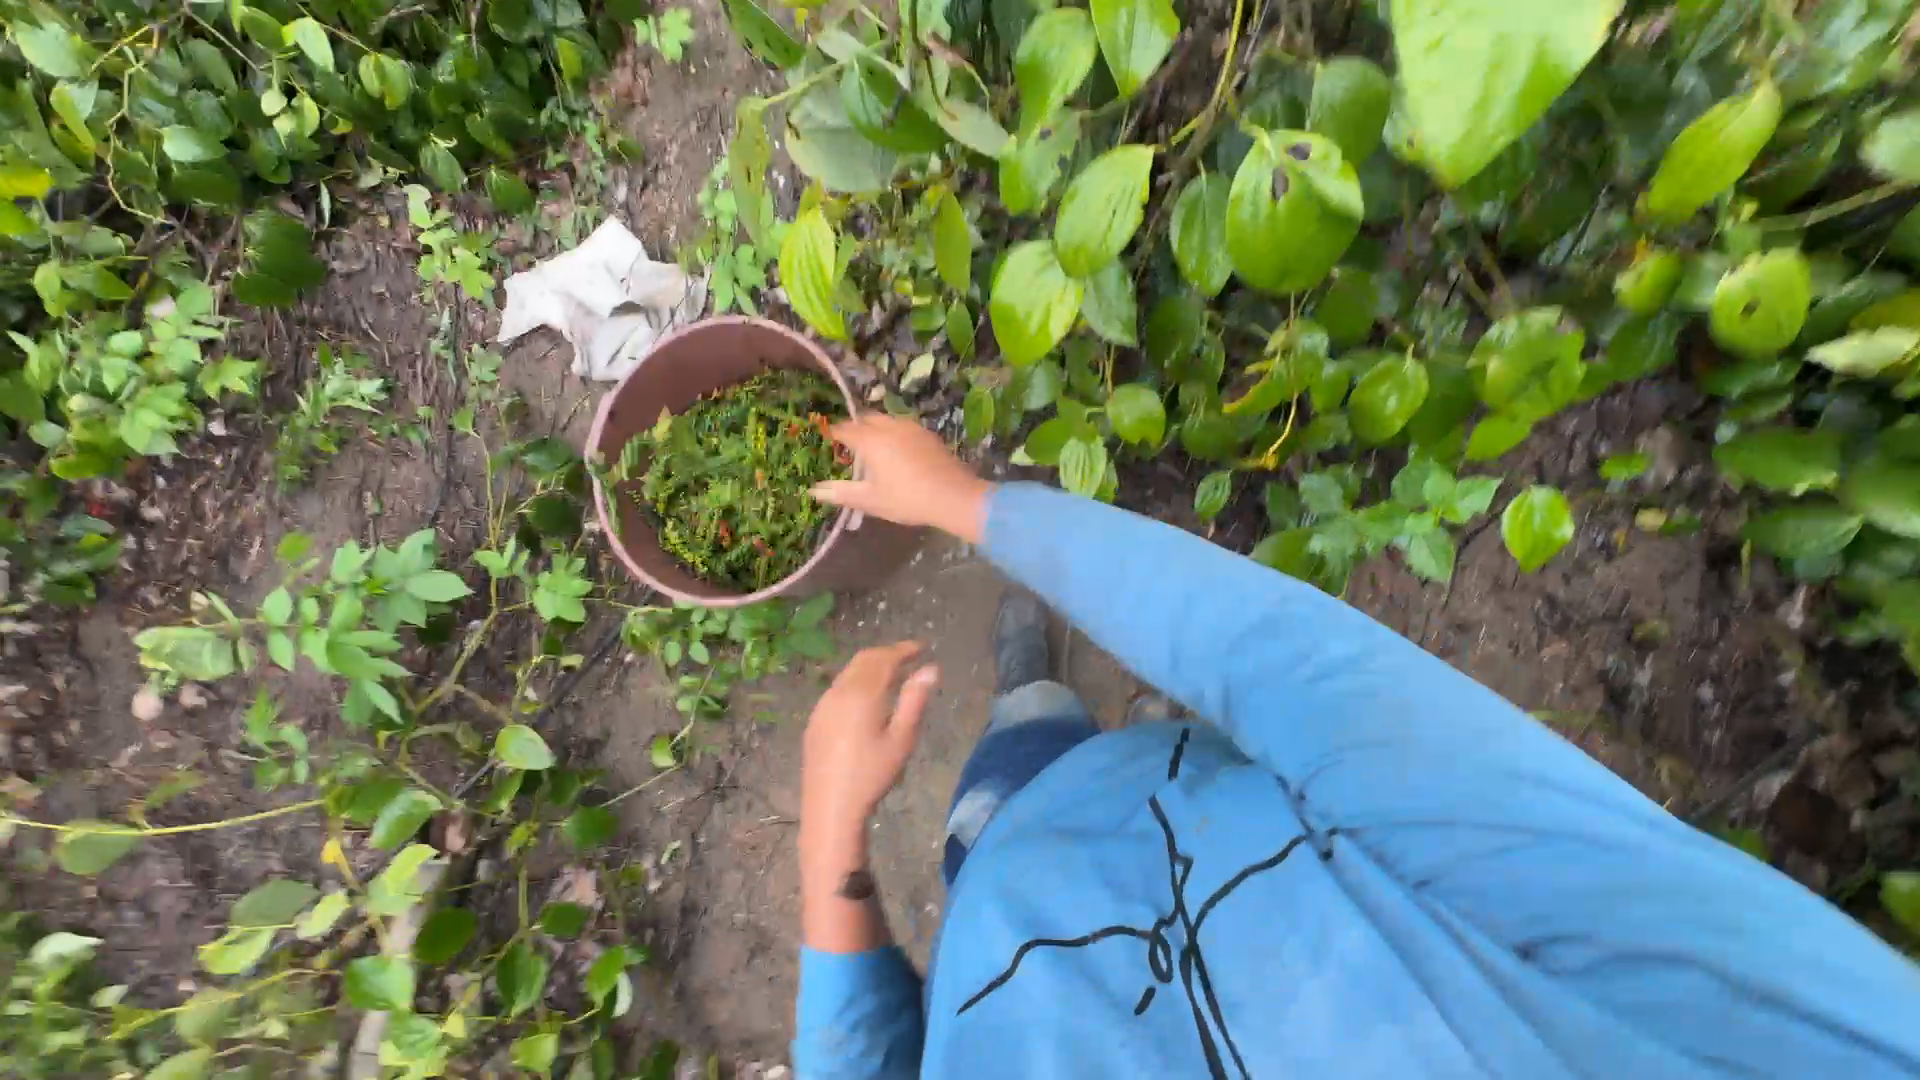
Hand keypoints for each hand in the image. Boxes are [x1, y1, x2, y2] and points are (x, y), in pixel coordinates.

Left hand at [800, 642, 940, 873]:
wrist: (831, 807)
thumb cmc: (872, 774)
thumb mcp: (902, 739)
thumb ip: (915, 700)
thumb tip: (931, 668)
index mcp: (862, 694)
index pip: (884, 659)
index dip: (904, 650)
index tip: (923, 647)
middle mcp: (839, 692)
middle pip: (864, 660)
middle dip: (887, 653)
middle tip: (909, 656)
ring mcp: (823, 705)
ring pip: (848, 672)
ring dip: (871, 666)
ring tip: (892, 673)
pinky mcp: (815, 720)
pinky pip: (838, 687)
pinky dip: (856, 680)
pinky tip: (867, 696)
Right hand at [811, 414, 993, 542]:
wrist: (953, 496)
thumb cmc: (907, 499)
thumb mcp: (870, 500)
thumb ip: (841, 493)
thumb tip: (814, 490)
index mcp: (872, 440)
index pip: (845, 429)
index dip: (833, 433)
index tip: (827, 439)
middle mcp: (890, 427)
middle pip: (866, 419)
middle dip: (855, 428)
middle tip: (848, 445)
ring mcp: (912, 428)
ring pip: (887, 420)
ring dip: (875, 428)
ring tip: (872, 447)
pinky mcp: (928, 435)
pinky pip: (904, 427)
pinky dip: (894, 433)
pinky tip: (897, 450)